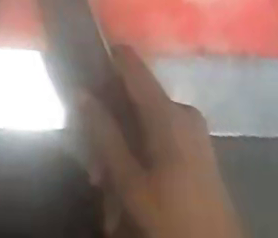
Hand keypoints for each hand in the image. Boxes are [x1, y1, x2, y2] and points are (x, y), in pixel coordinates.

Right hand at [79, 46, 242, 237]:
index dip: (107, 59)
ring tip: (107, 197)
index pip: (132, 65)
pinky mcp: (196, 149)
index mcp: (168, 112)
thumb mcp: (130, 182)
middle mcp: (182, 111)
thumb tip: (81, 93)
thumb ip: (105, 135)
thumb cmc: (173, 217)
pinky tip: (126, 196)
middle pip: (134, 102)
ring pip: (144, 126)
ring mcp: (192, 130)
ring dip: (121, 155)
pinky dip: (139, 160)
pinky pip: (159, 139)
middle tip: (92, 169)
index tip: (82, 68)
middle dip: (108, 131)